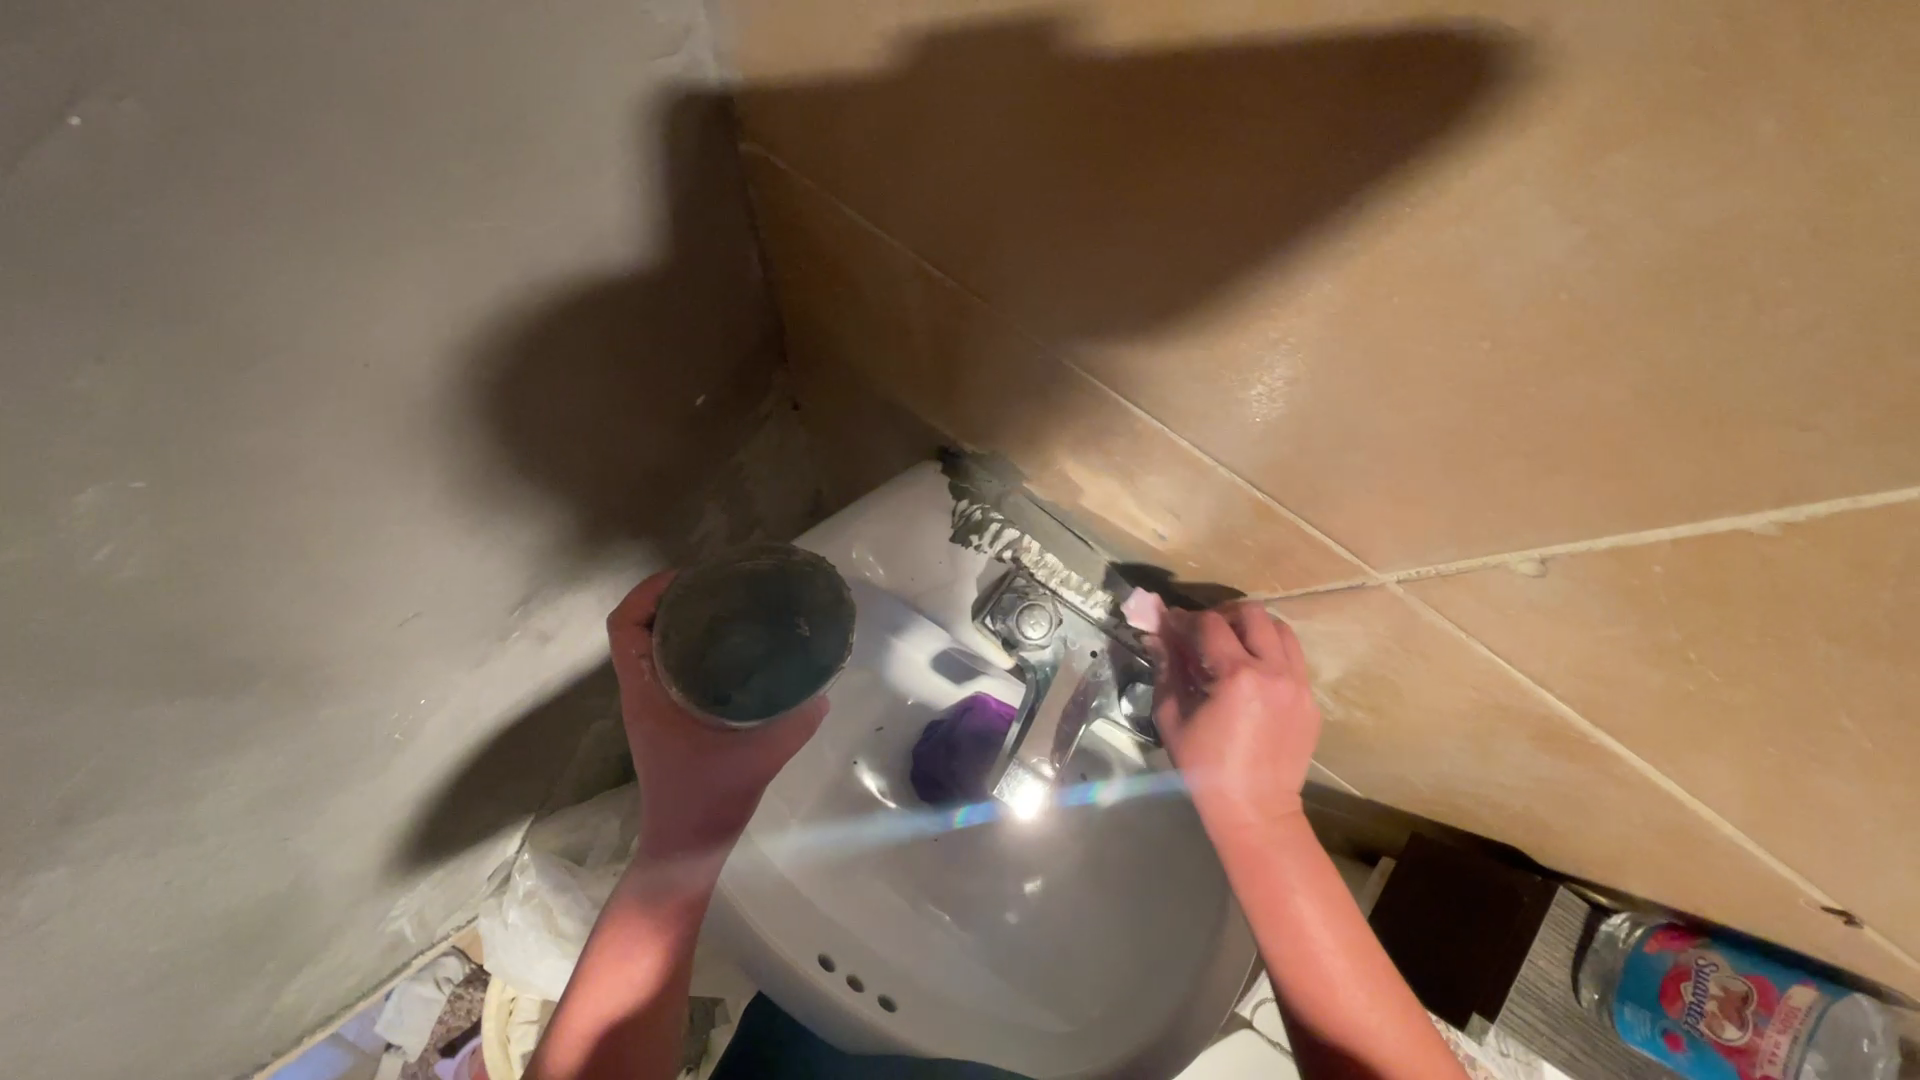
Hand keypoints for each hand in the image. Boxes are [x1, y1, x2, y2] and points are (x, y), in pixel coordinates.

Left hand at [607, 571, 826, 860]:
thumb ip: (795, 723)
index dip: (649, 592)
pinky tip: (736, 650)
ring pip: (655, 645)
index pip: (624, 625)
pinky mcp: (668, 717)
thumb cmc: (708, 799)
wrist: (686, 846)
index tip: (692, 577)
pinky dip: (695, 646)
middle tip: (723, 584)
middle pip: (641, 626)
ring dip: (684, 621)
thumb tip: (822, 689)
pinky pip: (672, 666)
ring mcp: (652, 705)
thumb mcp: (759, 757)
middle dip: (676, 597)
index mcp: (646, 692)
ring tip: (731, 606)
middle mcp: (642, 692)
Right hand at [1146, 602, 1320, 834]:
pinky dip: (1270, 654)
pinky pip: (1293, 659)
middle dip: (1222, 615)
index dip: (1185, 619)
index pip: (1210, 624)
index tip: (1170, 623)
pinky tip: (1251, 675)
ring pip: (1280, 630)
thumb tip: (1158, 637)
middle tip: (1203, 632)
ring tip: (1232, 646)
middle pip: (1252, 614)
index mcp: (1237, 676)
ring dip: (1252, 629)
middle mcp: (1274, 671)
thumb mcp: (1173, 718)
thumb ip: (1167, 670)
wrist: (1256, 811)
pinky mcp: (1310, 701)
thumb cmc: (1205, 768)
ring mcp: (1299, 685)